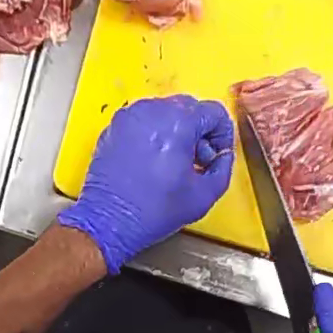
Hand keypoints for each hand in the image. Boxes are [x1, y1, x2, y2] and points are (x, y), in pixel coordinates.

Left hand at [57, 95, 234, 272]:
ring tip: (172, 166)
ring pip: (164, 114)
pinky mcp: (113, 129)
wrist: (108, 223)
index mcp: (178, 122)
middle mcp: (153, 110)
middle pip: (189, 110)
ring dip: (175, 134)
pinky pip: (142, 124)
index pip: (214, 113)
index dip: (222, 136)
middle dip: (198, 134)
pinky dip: (152, 137)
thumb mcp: (203, 197)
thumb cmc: (151, 211)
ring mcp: (129, 118)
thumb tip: (222, 157)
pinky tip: (151, 164)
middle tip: (196, 163)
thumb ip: (223, 170)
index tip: (216, 155)